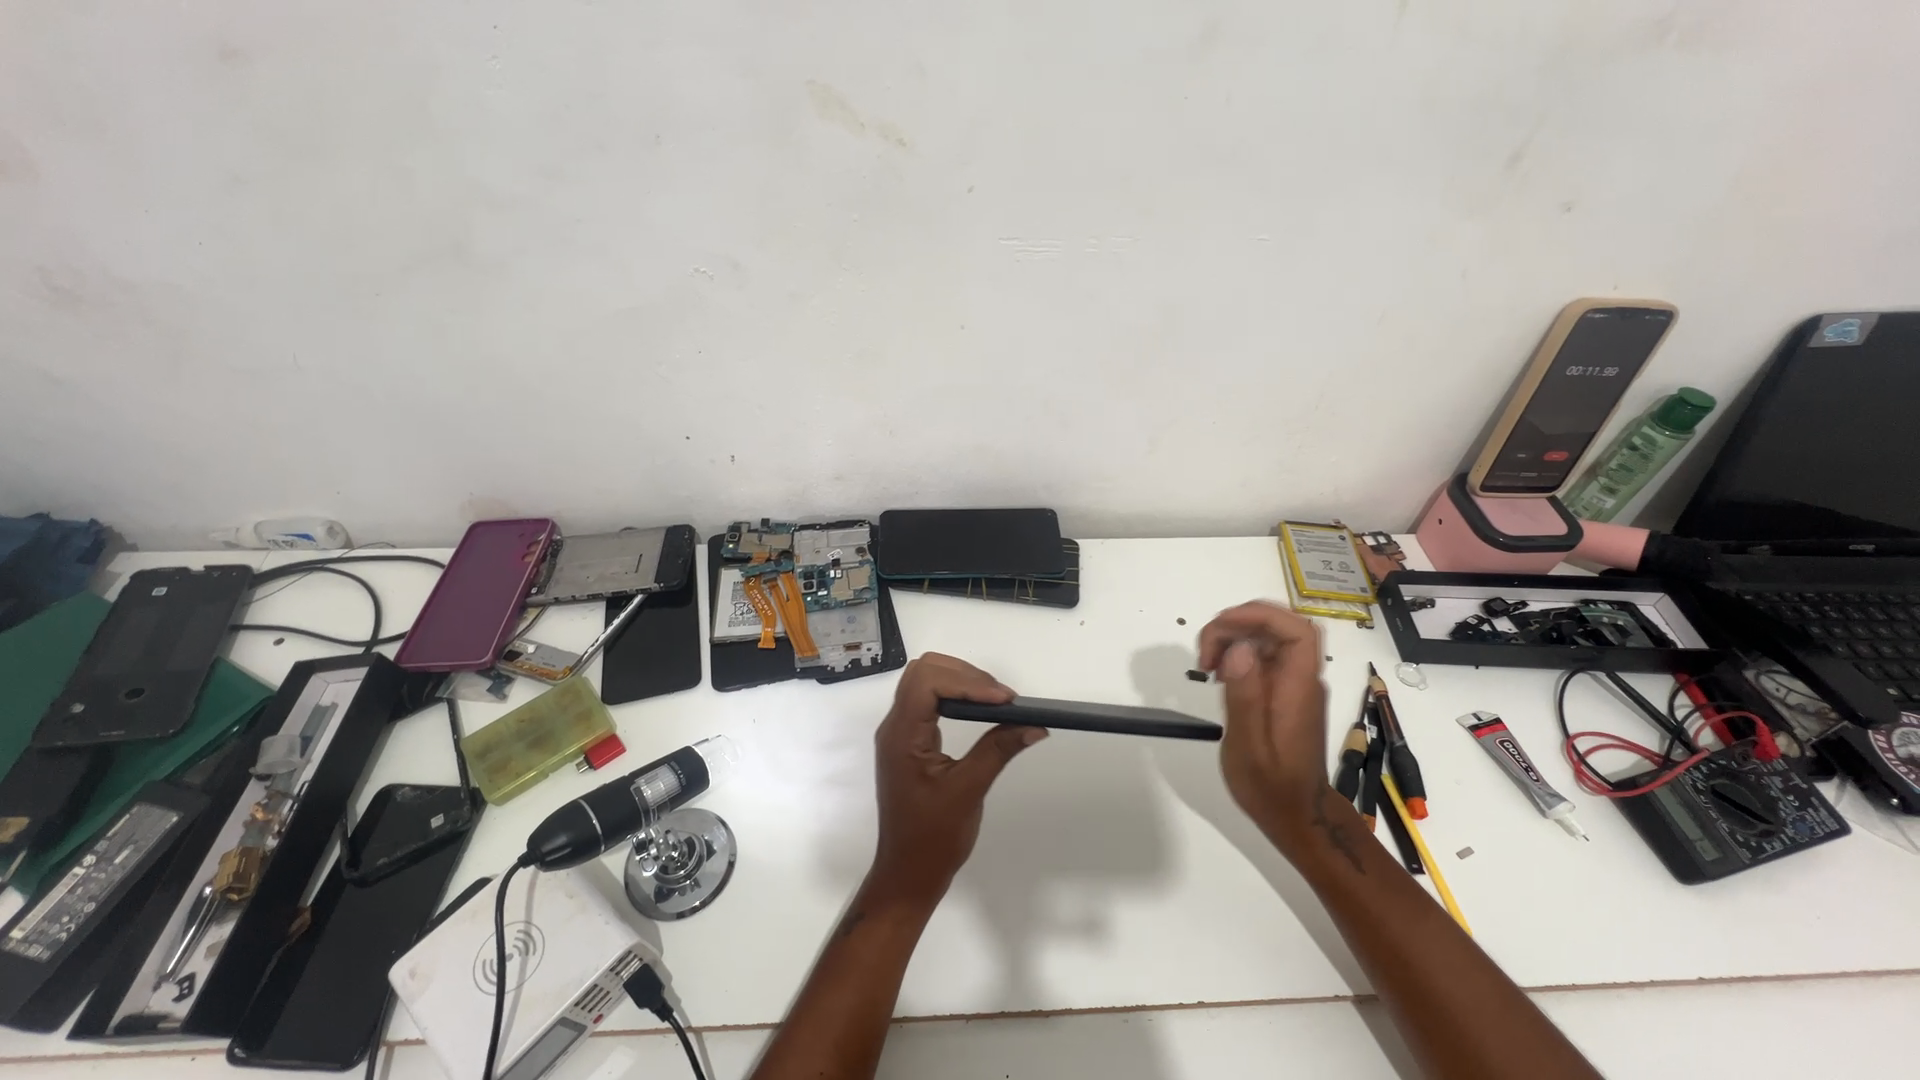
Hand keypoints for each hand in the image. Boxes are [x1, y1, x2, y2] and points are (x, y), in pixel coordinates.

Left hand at [868, 653, 1046, 907]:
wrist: (909, 872)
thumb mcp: (969, 791)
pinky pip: (929, 702)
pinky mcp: (910, 742)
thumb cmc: (934, 837)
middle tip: (1002, 698)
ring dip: (962, 682)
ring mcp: (900, 733)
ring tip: (997, 702)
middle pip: (923, 672)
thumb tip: (1035, 724)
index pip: (927, 683)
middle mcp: (895, 726)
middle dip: (965, 675)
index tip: (1005, 700)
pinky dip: (956, 697)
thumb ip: (998, 749)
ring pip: (925, 683)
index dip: (968, 681)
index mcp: (901, 735)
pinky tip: (982, 712)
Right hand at [1197, 602, 1329, 846]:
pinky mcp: (1283, 692)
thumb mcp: (1249, 747)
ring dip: (1233, 639)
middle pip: (1279, 627)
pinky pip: (1264, 657)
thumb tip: (1240, 649)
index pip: (1296, 630)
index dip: (1260, 615)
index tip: (1221, 626)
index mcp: (1298, 687)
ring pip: (1268, 638)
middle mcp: (1302, 679)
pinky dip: (1238, 655)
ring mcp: (1294, 684)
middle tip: (1204, 654)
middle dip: (1237, 625)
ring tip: (1206, 665)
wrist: (1296, 814)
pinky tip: (1219, 676)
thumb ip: (1245, 696)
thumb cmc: (1271, 786)